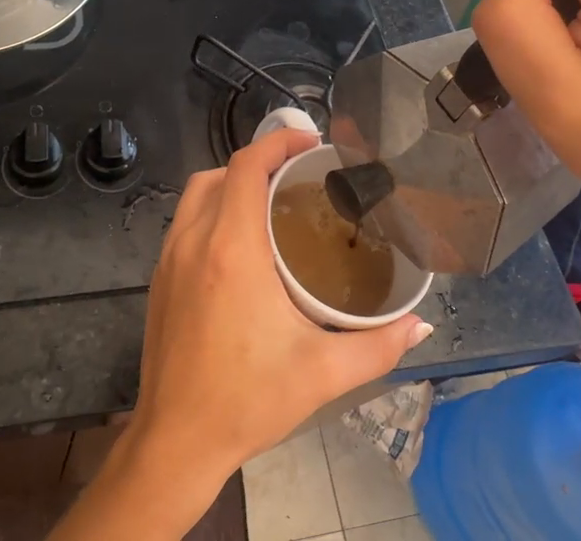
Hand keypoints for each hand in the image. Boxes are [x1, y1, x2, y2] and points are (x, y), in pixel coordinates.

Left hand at [129, 129, 433, 479]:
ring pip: (197, 195)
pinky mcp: (159, 279)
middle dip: (260, 162)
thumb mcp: (322, 373)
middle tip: (300, 176)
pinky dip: (213, 212)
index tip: (311, 143)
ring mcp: (169, 259)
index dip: (277, 142)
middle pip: (221, 173)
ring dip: (232, 185)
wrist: (176, 439)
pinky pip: (185, 223)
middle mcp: (193, 241)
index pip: (247, 166)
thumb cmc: (247, 399)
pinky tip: (243, 244)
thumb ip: (378, 346)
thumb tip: (420, 325)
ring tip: (274, 204)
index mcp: (231, 249)